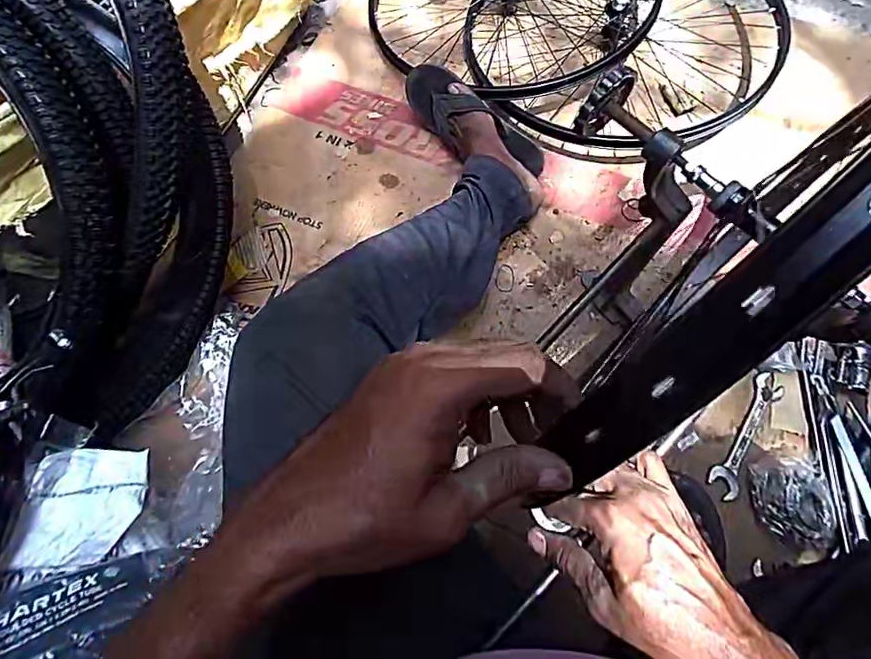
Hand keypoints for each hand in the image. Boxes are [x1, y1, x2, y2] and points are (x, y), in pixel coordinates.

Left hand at [111, 342, 578, 658]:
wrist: (292, 515)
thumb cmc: (369, 518)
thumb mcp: (448, 509)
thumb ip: (509, 475)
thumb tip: (561, 467)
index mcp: (443, 383)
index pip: (525, 363)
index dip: (561, 387)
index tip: (577, 418)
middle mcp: (426, 356)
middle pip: (505, 352)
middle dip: (537, 388)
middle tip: (550, 435)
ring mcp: (406, 359)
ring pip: (479, 355)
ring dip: (507, 387)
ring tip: (516, 436)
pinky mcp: (393, 370)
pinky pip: (450, 364)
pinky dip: (476, 387)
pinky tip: (474, 429)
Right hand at [533, 450, 796, 658]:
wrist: (717, 636)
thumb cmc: (670, 626)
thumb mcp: (605, 603)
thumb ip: (570, 563)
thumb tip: (544, 542)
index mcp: (614, 520)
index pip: (567, 500)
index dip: (550, 507)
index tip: (544, 515)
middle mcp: (636, 499)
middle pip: (589, 474)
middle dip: (572, 487)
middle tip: (564, 508)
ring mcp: (659, 494)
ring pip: (616, 463)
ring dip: (599, 475)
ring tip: (591, 497)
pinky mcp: (676, 499)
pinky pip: (650, 462)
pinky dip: (633, 464)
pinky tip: (626, 481)